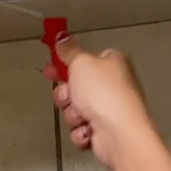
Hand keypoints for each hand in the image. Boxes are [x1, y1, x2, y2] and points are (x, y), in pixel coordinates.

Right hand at [45, 35, 157, 170]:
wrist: (120, 134)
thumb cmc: (102, 92)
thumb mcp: (81, 63)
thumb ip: (69, 50)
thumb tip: (61, 35)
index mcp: (112, 62)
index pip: (85, 59)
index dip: (65, 63)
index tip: (49, 70)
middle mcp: (113, 84)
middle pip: (76, 85)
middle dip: (66, 94)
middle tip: (68, 97)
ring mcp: (110, 110)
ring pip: (75, 109)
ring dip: (73, 113)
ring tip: (82, 116)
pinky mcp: (105, 133)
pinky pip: (81, 129)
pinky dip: (81, 131)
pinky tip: (88, 132)